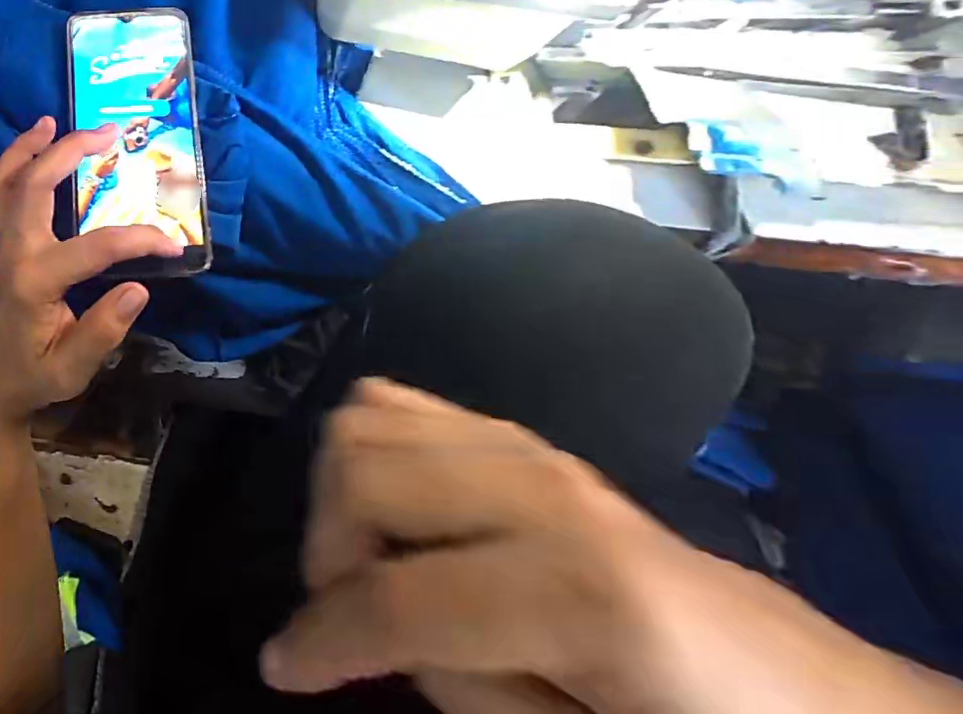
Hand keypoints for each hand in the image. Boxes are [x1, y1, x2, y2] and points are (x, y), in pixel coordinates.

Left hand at [0, 117, 181, 432]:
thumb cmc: (33, 378)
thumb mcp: (73, 370)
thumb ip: (102, 331)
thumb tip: (138, 287)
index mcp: (33, 283)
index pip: (92, 248)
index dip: (137, 240)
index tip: (173, 244)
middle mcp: (14, 253)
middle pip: (33, 188)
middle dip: (70, 154)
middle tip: (109, 134)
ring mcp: (3, 246)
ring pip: (5, 184)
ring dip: (28, 149)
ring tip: (54, 122)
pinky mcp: (3, 245)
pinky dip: (12, 165)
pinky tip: (34, 150)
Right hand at [260, 379, 694, 713]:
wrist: (802, 683)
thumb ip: (458, 682)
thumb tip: (367, 626)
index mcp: (580, 594)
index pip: (398, 598)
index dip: (325, 638)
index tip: (284, 666)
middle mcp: (540, 491)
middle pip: (361, 476)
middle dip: (326, 549)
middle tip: (343, 609)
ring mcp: (522, 446)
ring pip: (361, 423)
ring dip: (338, 493)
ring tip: (364, 555)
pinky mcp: (508, 431)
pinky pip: (391, 402)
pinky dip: (365, 445)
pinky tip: (389, 502)